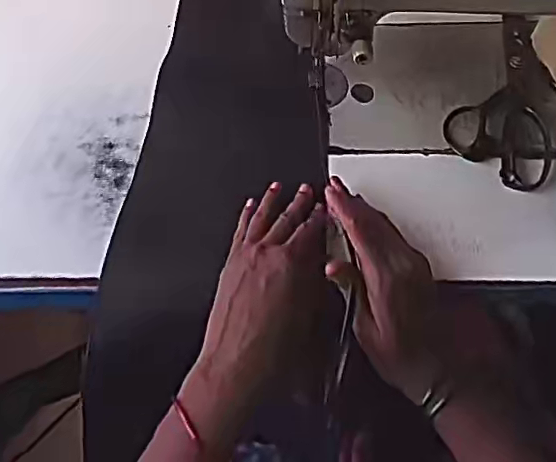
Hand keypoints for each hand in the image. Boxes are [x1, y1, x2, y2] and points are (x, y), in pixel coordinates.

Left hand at [180, 181, 326, 443]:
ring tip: (278, 187)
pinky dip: (246, 215)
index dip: (319, 217)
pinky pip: (240, 230)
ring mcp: (246, 255)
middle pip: (287, 219)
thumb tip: (319, 266)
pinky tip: (249, 206)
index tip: (325, 207)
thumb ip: (315, 284)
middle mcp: (267, 253)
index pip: (310, 231)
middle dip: (299, 203)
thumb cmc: (271, 353)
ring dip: (272, 201)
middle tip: (307, 190)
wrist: (233, 368)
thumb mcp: (308, 317)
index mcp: (290, 264)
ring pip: (262, 218)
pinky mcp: (230, 263)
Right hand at [324, 176, 446, 401]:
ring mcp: (414, 263)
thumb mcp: (366, 331)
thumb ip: (351, 291)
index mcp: (387, 278)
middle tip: (334, 187)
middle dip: (352, 202)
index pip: (362, 231)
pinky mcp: (419, 265)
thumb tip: (333, 265)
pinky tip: (367, 220)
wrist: (438, 368)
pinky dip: (376, 221)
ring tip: (345, 198)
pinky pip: (393, 233)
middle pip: (374, 222)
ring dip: (364, 209)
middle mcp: (403, 264)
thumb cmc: (402, 357)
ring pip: (385, 225)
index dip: (344, 209)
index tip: (331, 194)